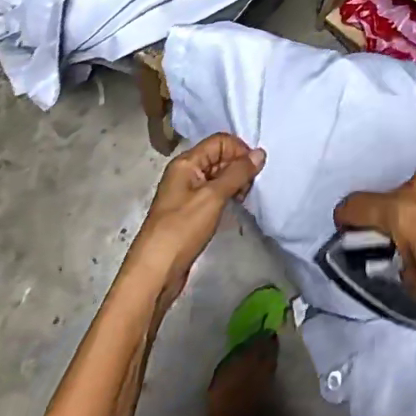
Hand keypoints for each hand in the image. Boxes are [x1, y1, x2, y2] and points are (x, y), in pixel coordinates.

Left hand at [125, 134, 265, 301]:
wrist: (154, 275)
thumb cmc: (181, 230)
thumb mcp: (213, 197)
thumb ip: (238, 172)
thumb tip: (260, 152)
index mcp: (186, 163)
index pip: (220, 141)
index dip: (239, 151)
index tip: (251, 170)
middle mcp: (185, 173)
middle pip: (221, 156)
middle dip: (239, 167)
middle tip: (247, 187)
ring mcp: (187, 193)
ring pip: (220, 174)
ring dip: (235, 182)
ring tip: (241, 198)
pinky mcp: (191, 210)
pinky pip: (215, 192)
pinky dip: (228, 195)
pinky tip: (233, 206)